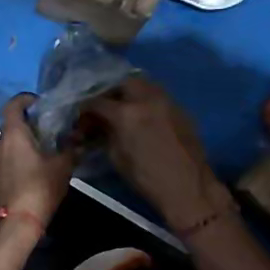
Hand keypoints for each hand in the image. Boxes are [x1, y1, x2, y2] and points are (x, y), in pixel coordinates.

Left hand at [0, 95, 74, 228]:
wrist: (19, 221)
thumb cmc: (39, 187)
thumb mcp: (63, 165)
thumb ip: (72, 147)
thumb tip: (80, 137)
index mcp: (13, 134)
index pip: (13, 104)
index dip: (27, 98)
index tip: (43, 102)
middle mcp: (1, 142)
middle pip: (14, 122)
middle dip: (33, 119)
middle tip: (54, 122)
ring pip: (13, 139)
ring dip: (29, 137)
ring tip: (52, 142)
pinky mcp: (1, 173)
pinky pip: (12, 153)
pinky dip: (25, 150)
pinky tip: (43, 160)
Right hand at [84, 77, 233, 231]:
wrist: (188, 186)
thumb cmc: (147, 178)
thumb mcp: (117, 158)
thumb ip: (106, 135)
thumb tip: (99, 126)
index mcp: (126, 114)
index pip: (97, 102)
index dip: (85, 109)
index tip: (82, 117)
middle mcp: (146, 99)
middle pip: (122, 83)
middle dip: (110, 92)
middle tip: (105, 108)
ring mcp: (166, 100)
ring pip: (143, 83)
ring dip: (130, 92)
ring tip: (124, 108)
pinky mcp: (179, 107)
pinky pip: (158, 94)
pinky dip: (146, 99)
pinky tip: (143, 114)